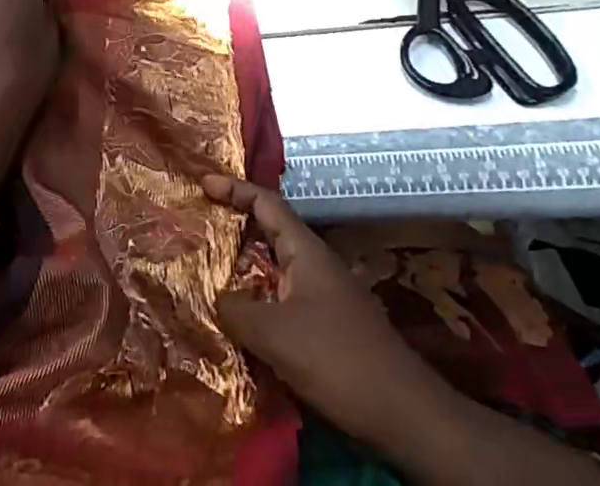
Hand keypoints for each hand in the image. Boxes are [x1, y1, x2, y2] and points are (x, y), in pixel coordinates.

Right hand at [206, 178, 599, 485]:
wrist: (404, 414)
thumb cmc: (337, 359)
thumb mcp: (275, 334)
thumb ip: (235, 310)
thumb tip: (211, 298)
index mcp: (307, 252)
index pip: (267, 203)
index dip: (235, 189)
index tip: (202, 185)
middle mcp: (315, 265)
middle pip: (269, 232)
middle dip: (233, 225)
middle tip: (196, 225)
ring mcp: (324, 296)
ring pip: (274, 268)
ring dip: (242, 266)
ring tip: (206, 269)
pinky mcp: (326, 326)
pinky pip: (281, 298)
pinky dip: (255, 297)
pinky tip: (237, 318)